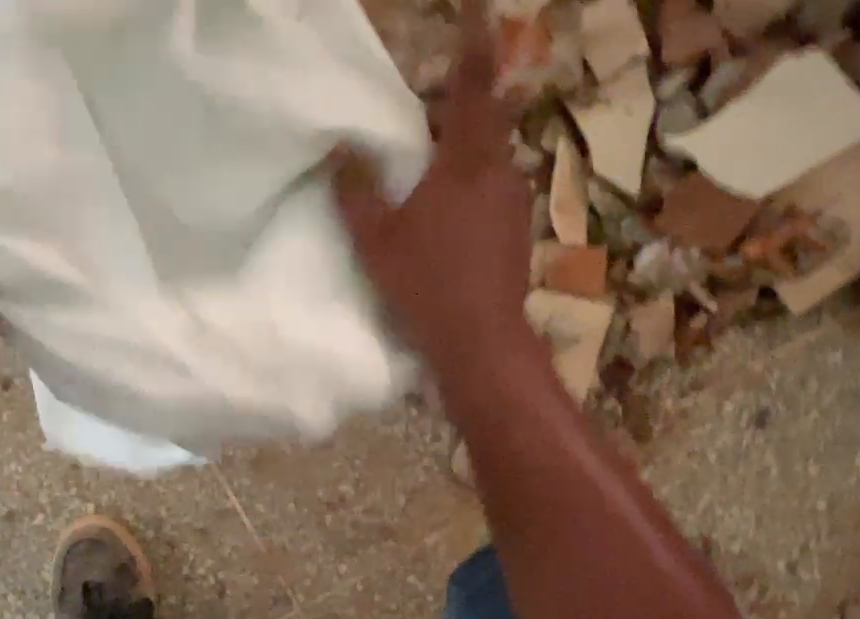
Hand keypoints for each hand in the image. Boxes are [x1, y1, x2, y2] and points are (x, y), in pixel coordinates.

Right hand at [333, 0, 534, 370]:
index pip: (474, 85)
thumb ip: (354, 190)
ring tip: (429, 177)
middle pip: (483, 123)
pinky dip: (470, 191)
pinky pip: (492, 194)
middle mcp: (500, 172)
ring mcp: (515, 205)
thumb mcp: (375, 240)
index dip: (474, 44)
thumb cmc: (425, 285)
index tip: (475, 10)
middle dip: (456, 113)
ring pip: (488, 162)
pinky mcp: (518, 235)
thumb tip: (340, 149)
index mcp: (466, 161)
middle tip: (423, 120)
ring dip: (462, 158)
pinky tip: (447, 222)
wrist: (480, 343)